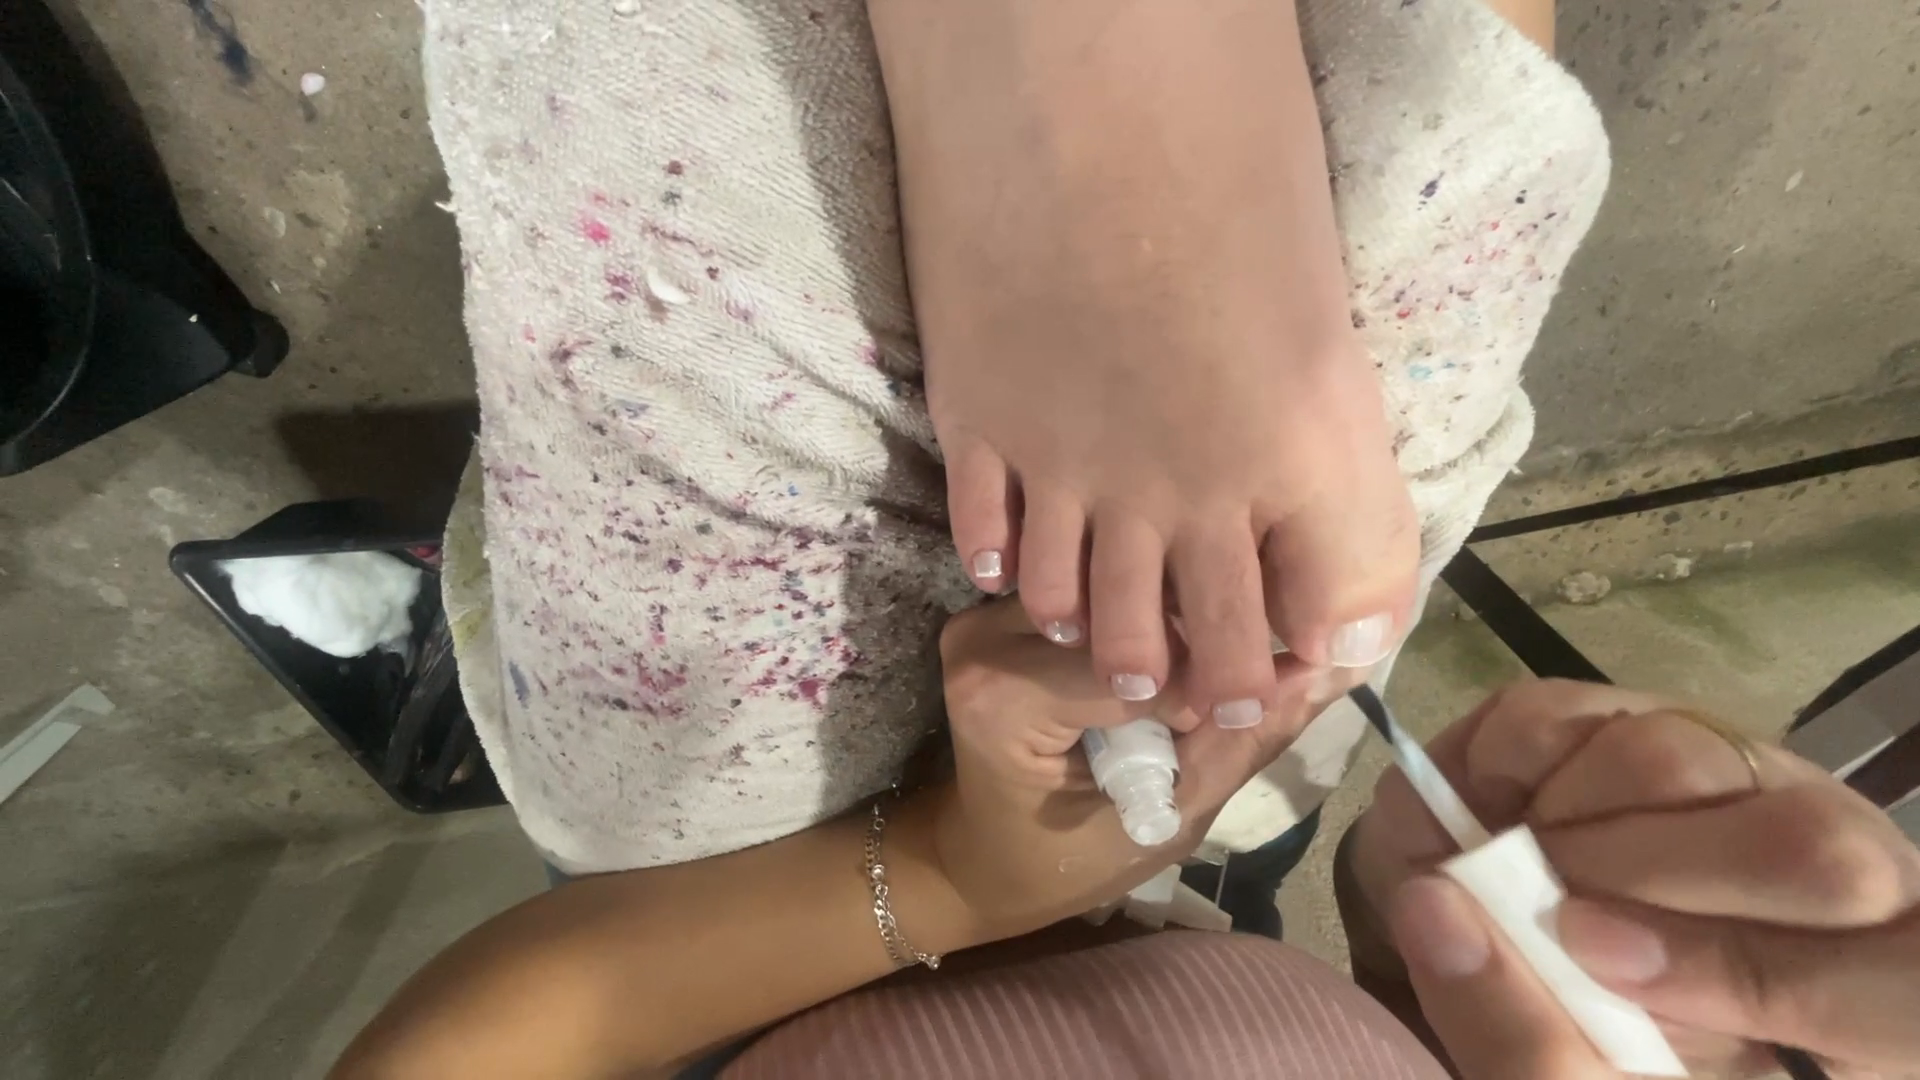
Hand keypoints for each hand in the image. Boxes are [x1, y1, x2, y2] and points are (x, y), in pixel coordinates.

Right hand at [870, 0, 1419, 724]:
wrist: (1071, 60)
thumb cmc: (1224, 137)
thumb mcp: (1323, 294)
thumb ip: (1325, 432)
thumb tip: (1310, 512)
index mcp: (1298, 447)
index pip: (1326, 614)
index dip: (1317, 652)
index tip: (1301, 657)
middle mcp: (1182, 487)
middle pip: (1202, 641)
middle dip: (1215, 683)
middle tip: (1206, 695)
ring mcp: (1065, 465)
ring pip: (1081, 612)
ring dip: (1103, 643)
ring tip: (1112, 659)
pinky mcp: (977, 426)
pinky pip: (988, 538)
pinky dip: (1006, 569)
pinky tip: (1009, 574)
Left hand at [926, 598, 1342, 938]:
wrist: (980, 852)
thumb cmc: (1065, 857)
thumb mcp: (1168, 814)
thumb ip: (1240, 738)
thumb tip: (1336, 665)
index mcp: (1003, 697)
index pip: (1142, 659)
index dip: (1212, 676)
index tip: (1259, 696)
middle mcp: (980, 639)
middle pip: (1122, 604)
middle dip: (1196, 632)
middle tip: (1248, 658)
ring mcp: (979, 617)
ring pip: (1108, 585)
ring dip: (1168, 616)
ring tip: (1210, 649)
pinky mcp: (989, 611)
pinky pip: (1085, 591)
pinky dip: (1136, 614)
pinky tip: (1168, 639)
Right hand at [1348, 680, 1919, 1075]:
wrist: (1485, 925)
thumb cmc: (1562, 1023)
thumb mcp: (1574, 1074)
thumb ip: (1531, 1041)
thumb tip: (1467, 915)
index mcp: (1872, 1004)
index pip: (1908, 988)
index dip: (1763, 971)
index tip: (1600, 961)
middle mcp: (1838, 868)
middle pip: (1815, 849)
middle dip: (1644, 878)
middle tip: (1545, 913)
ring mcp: (1720, 768)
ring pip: (1673, 759)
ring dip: (1560, 822)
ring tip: (1506, 863)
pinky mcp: (1606, 712)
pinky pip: (1557, 717)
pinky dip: (1499, 767)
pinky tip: (1493, 810)